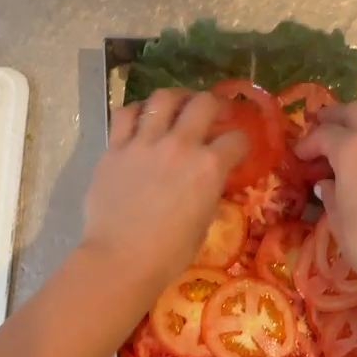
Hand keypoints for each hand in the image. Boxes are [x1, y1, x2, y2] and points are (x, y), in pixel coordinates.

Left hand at [82, 88, 246, 287]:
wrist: (121, 259)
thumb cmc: (169, 254)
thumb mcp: (203, 224)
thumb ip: (208, 194)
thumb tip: (206, 183)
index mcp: (209, 168)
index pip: (236, 140)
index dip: (242, 142)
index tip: (239, 148)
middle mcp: (180, 145)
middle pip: (203, 103)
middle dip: (215, 105)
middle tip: (215, 113)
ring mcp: (144, 142)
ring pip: (164, 98)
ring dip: (176, 98)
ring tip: (177, 107)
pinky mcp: (115, 148)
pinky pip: (125, 114)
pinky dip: (137, 111)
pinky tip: (141, 119)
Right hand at [294, 102, 356, 300]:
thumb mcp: (338, 218)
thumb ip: (330, 192)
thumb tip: (326, 182)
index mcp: (353, 149)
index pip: (324, 135)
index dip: (308, 143)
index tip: (299, 155)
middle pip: (355, 112)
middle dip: (335, 117)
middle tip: (321, 128)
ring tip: (354, 137)